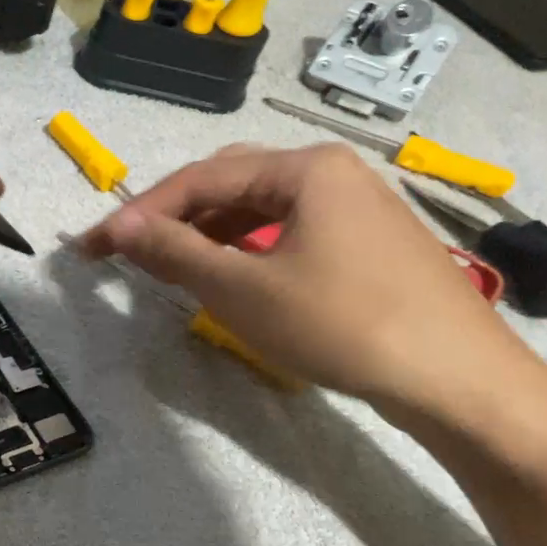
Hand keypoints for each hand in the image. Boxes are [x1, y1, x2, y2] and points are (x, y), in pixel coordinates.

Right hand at [79, 143, 540, 414]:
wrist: (454, 376)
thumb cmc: (340, 323)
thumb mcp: (241, 289)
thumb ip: (174, 252)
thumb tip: (117, 227)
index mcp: (304, 169)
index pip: (199, 178)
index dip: (138, 213)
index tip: (92, 248)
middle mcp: (330, 174)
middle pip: (228, 184)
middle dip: (170, 216)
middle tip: (125, 252)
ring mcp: (353, 207)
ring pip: (256, 210)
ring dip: (204, 234)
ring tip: (164, 266)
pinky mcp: (364, 243)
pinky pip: (284, 232)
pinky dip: (241, 249)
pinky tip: (226, 277)